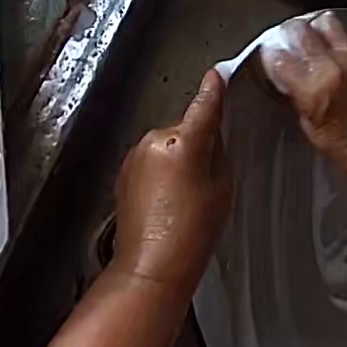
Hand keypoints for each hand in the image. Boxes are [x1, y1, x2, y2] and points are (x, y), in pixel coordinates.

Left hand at [111, 68, 230, 290]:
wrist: (149, 270)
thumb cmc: (192, 233)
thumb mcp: (222, 186)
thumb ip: (217, 150)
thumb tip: (211, 133)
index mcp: (184, 141)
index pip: (205, 104)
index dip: (214, 89)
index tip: (218, 75)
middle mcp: (156, 140)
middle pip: (185, 126)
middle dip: (196, 140)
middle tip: (206, 172)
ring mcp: (135, 154)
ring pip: (167, 141)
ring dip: (176, 154)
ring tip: (185, 190)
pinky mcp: (124, 170)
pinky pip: (151, 157)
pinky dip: (160, 167)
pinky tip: (167, 197)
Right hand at [263, 11, 346, 186]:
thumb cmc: (345, 145)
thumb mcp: (309, 125)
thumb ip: (297, 92)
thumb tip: (288, 69)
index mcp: (314, 89)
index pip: (280, 57)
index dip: (272, 53)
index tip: (271, 51)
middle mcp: (335, 65)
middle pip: (302, 30)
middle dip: (291, 32)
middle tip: (290, 36)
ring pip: (329, 22)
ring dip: (318, 28)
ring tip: (317, 36)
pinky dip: (345, 38)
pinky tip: (343, 49)